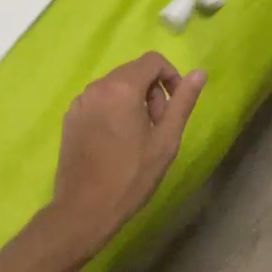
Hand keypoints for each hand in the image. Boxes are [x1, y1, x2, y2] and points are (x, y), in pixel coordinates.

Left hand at [46, 53, 206, 251]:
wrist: (83, 210)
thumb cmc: (130, 176)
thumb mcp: (165, 141)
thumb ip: (182, 102)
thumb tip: (200, 72)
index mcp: (122, 87)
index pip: (153, 60)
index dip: (170, 76)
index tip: (173, 105)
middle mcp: (98, 85)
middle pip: (134, 72)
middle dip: (152, 92)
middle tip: (157, 126)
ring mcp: (81, 100)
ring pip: (116, 86)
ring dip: (132, 100)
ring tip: (137, 137)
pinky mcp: (70, 116)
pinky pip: (99, 100)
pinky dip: (113, 109)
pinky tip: (115, 141)